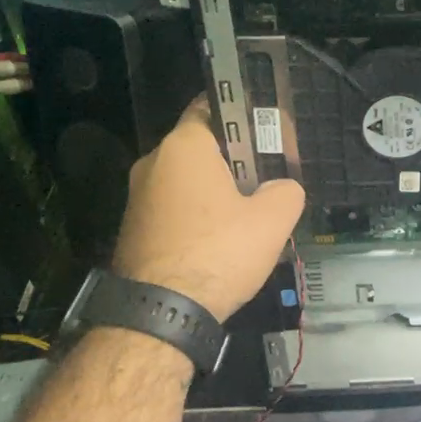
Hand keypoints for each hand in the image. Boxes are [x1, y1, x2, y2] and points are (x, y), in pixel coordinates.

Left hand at [112, 98, 305, 320]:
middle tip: (267, 182)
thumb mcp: (272, 222)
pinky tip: (220, 244)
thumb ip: (286, 192)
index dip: (244, 116)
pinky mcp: (134, 231)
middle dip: (234, 162)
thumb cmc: (218, 254)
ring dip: (215, 194)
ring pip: (187, 184)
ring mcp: (138, 199)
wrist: (162, 314)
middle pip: (201, 150)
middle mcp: (153, 164)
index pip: (211, 107)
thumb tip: (282, 189)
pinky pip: (173, 212)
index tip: (267, 134)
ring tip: (248, 219)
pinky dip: (197, 219)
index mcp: (183, 147)